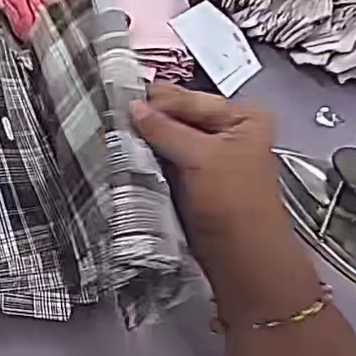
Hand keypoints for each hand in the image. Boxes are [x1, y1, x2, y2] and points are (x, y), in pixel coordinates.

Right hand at [129, 82, 283, 244]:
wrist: (240, 255)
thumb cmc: (233, 201)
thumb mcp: (201, 157)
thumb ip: (166, 130)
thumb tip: (134, 107)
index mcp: (242, 118)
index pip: (191, 100)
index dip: (157, 101)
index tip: (120, 100)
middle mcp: (227, 133)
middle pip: (180, 118)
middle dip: (150, 119)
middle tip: (113, 115)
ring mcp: (209, 157)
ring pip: (170, 139)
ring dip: (146, 139)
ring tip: (114, 133)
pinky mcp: (192, 180)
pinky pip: (166, 160)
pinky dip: (149, 158)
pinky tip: (127, 154)